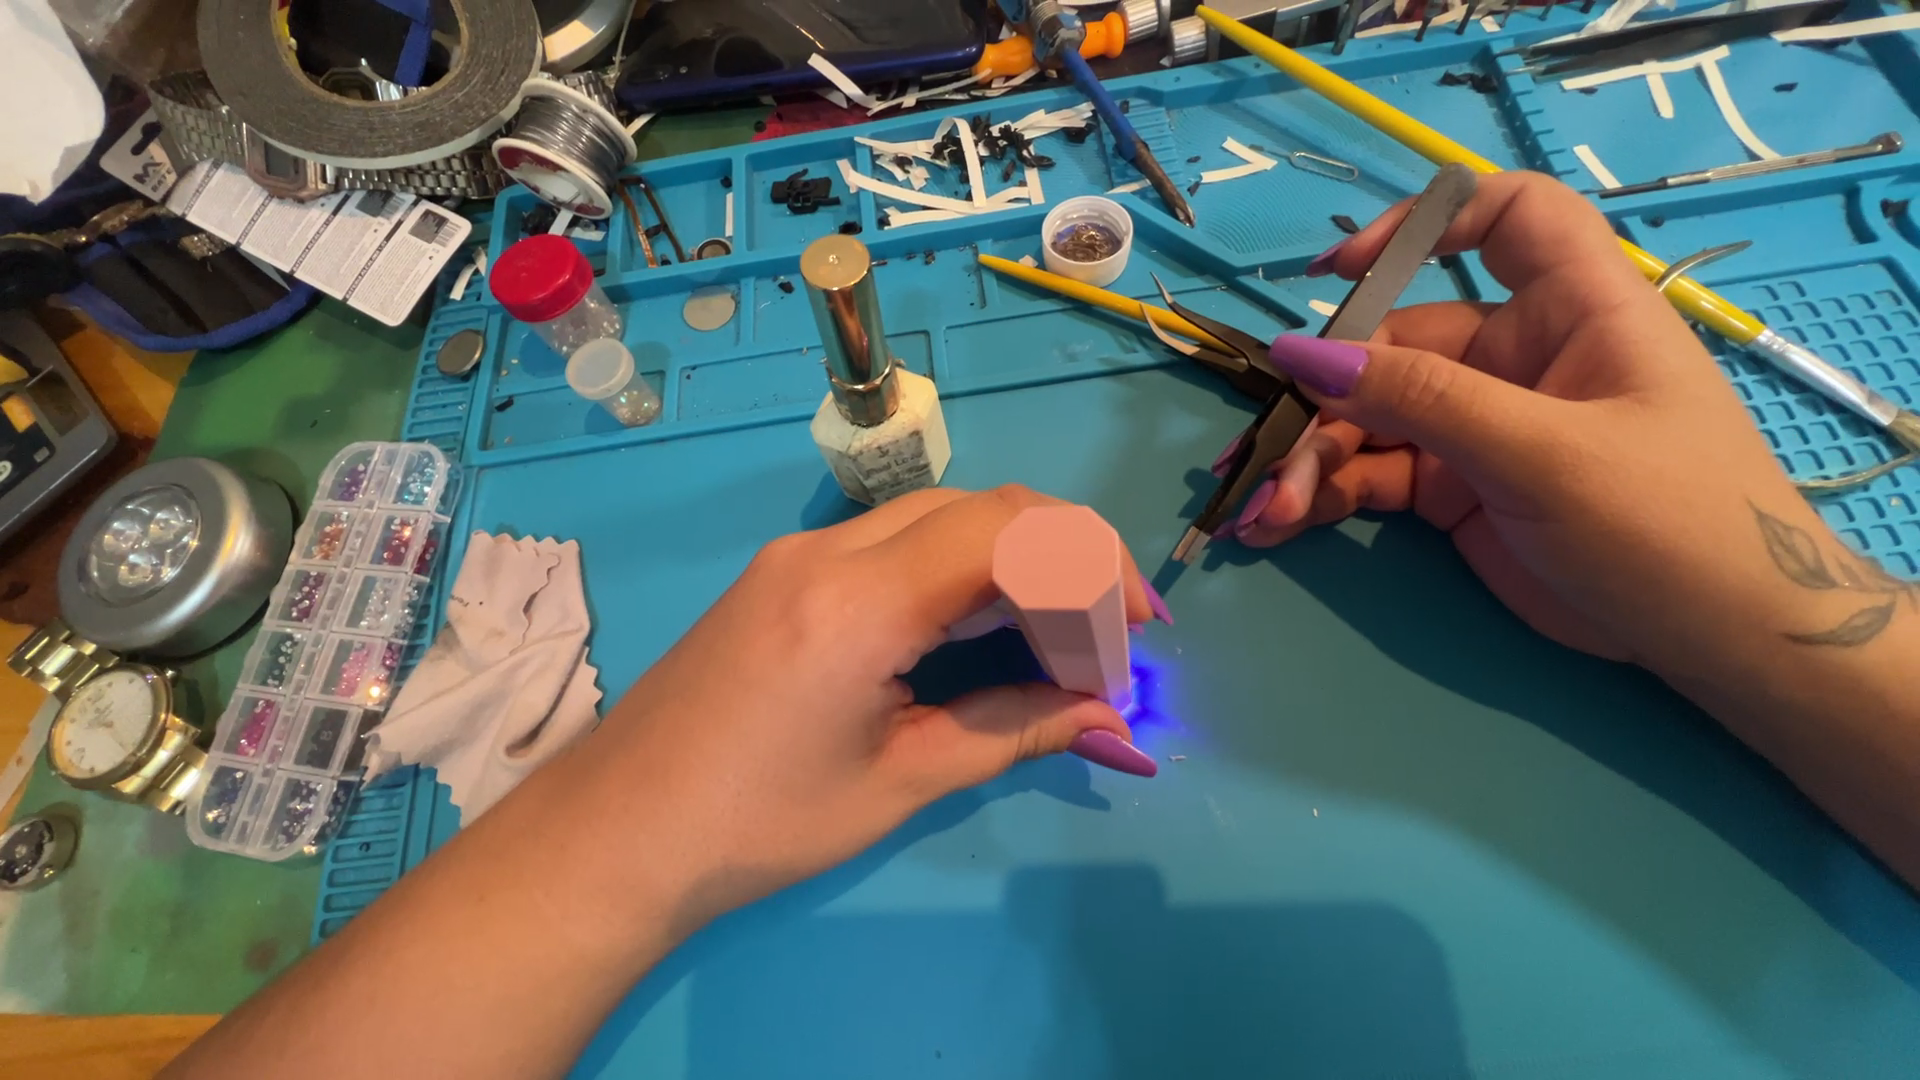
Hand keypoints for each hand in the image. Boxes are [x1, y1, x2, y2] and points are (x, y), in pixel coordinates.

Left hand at [574, 485, 1161, 931]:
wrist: (616, 832)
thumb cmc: (759, 823)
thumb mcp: (904, 779)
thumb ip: (1017, 730)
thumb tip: (1117, 725)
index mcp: (861, 599)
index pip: (1009, 530)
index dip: (1092, 562)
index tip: (1140, 624)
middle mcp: (831, 548)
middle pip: (982, 508)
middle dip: (1065, 555)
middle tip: (1110, 631)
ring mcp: (803, 552)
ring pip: (941, 517)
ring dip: (1015, 559)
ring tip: (1058, 631)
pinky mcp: (789, 570)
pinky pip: (896, 542)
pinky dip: (961, 570)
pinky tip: (982, 624)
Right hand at [1226, 171, 1909, 671]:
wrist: (1708, 641)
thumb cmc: (1666, 521)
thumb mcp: (1541, 452)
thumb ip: (1421, 399)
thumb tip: (1304, 356)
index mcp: (1568, 311)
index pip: (1506, 219)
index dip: (1423, 226)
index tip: (1337, 274)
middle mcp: (1509, 359)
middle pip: (1389, 350)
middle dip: (1320, 407)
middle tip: (1267, 465)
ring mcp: (1469, 427)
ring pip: (1362, 422)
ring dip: (1305, 465)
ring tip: (1265, 514)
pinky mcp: (1443, 488)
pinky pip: (1362, 478)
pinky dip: (1317, 499)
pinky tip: (1274, 526)